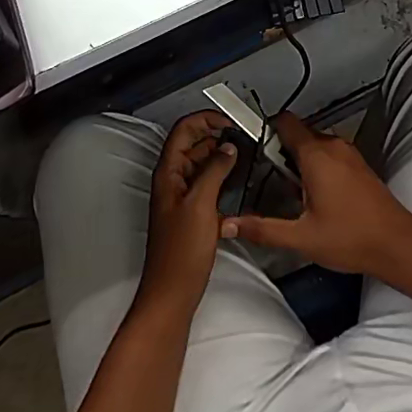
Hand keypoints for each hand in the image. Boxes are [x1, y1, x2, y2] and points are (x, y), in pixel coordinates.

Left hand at [140, 110, 237, 310]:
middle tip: (241, 135)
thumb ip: (213, 171)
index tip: (229, 121)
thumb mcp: (200, 204)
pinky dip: (219, 176)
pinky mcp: (190, 212)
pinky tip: (236, 181)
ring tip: (243, 154)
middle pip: (190, 144)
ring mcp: (180, 196)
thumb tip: (227, 148)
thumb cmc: (182, 251)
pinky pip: (204, 184)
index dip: (204, 119)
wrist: (173, 291)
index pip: (183, 130)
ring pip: (199, 163)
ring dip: (218, 155)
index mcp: (168, 172)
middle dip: (213, 134)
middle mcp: (171, 180)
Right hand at [222, 113, 411, 276]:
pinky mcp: (359, 165)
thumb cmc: (355, 238)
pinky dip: (318, 166)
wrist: (399, 247)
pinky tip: (318, 196)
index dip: (266, 130)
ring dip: (300, 160)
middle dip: (282, 152)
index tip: (256, 147)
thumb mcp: (301, 237)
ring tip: (298, 193)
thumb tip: (233, 225)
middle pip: (297, 133)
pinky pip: (329, 153)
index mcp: (316, 155)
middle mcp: (333, 147)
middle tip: (278, 181)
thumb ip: (262, 228)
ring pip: (313, 143)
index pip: (284, 121)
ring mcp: (349, 154)